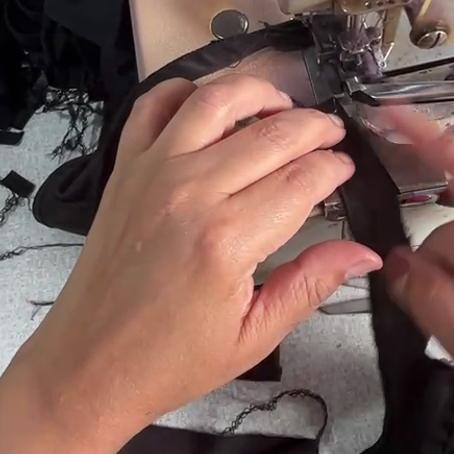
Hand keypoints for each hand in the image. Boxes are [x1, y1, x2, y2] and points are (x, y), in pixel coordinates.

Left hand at [3, 75, 381, 448]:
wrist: (87, 363)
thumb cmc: (172, 359)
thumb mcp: (255, 335)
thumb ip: (312, 283)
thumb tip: (366, 251)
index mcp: (230, 240)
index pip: (303, 179)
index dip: (334, 167)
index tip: (346, 168)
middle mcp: (193, 192)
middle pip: (272, 134)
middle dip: (315, 126)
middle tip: (331, 134)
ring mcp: (154, 170)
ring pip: (216, 100)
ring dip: (259, 92)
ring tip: (282, 106)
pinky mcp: (126, 165)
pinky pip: (154, 105)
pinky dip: (185, 90)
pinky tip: (213, 104)